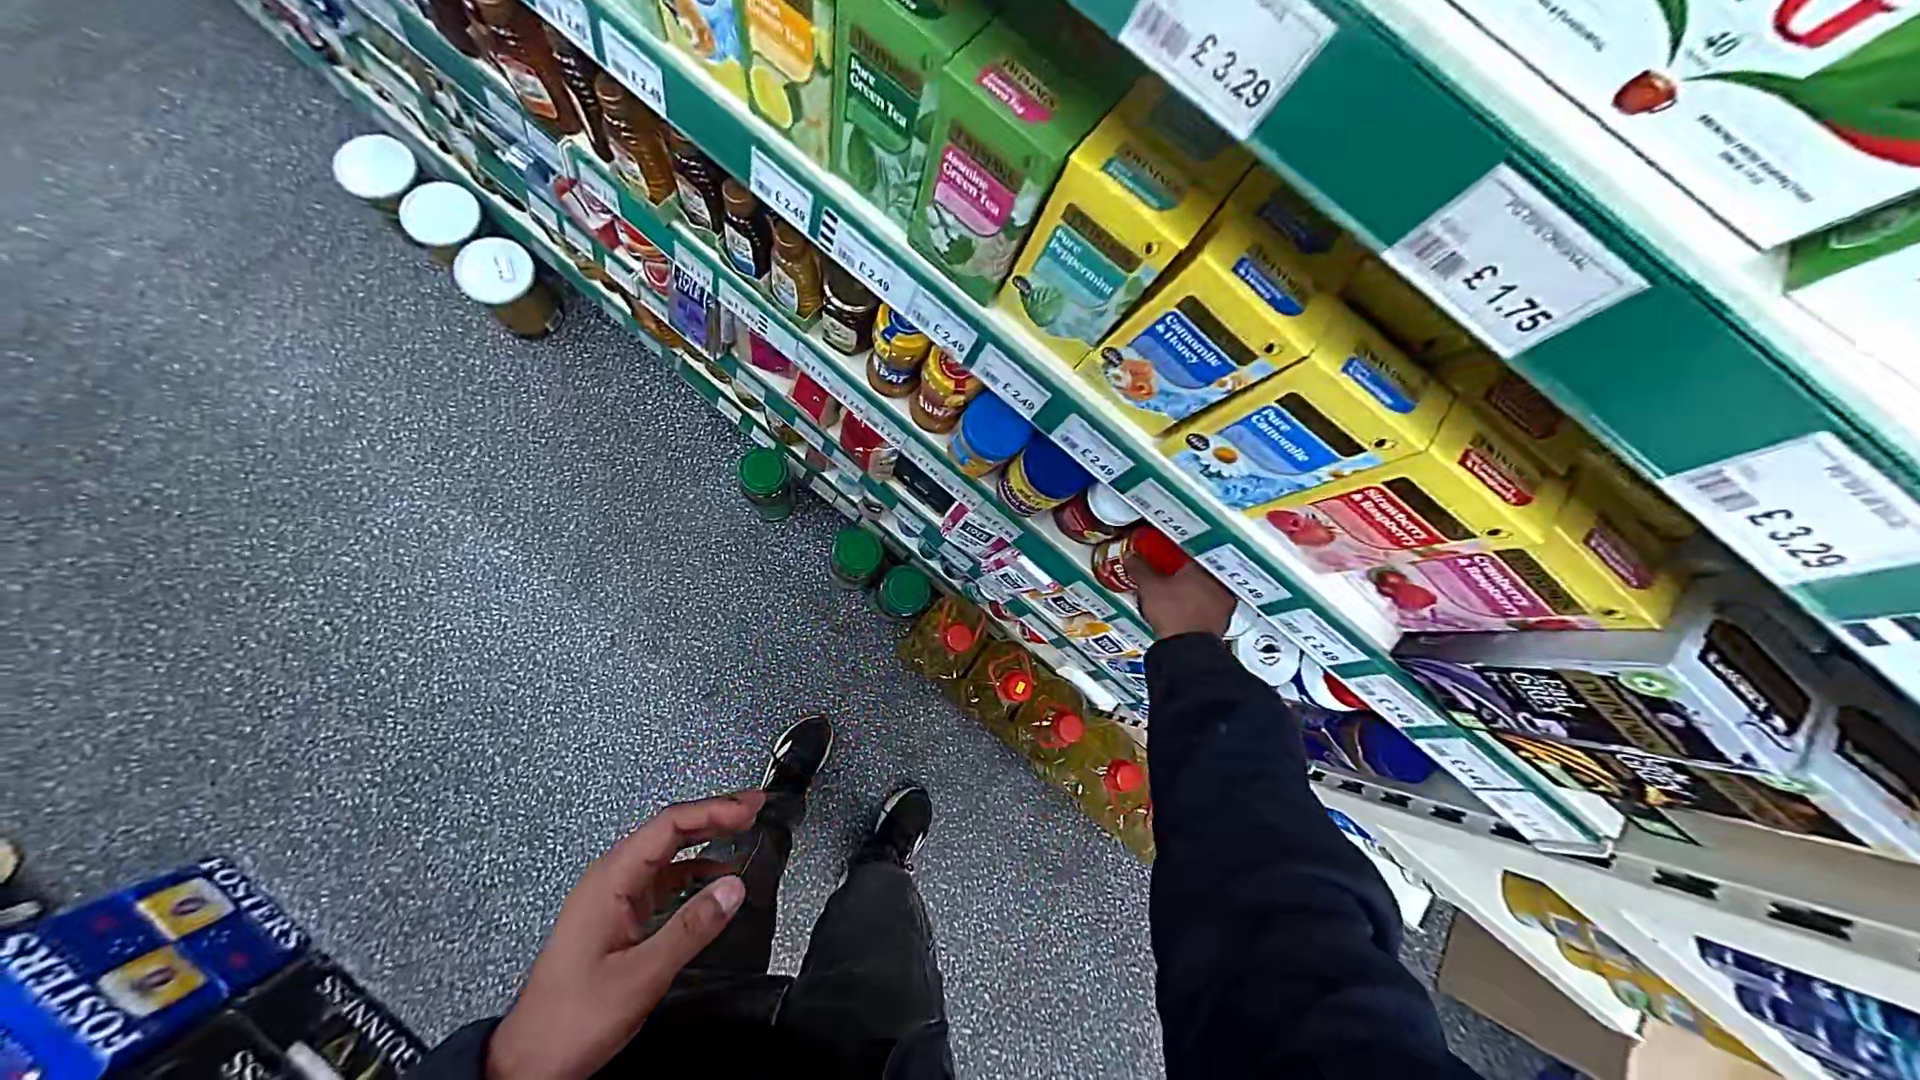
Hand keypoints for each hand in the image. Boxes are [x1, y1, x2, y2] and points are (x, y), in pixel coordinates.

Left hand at [487, 790, 765, 1079]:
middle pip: (669, 828)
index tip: (748, 809)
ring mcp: (614, 895)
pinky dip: (695, 867)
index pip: (670, 824)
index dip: (714, 810)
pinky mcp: (619, 913)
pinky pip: (664, 875)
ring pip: (667, 849)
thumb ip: (691, 928)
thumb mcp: (640, 976)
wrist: (527, 1065)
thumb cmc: (568, 1022)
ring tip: (741, 829)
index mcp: (610, 879)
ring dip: (706, 836)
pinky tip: (715, 876)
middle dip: (715, 813)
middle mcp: (610, 878)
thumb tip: (733, 888)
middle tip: (752, 807)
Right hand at [1128, 557, 1235, 639]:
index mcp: (1202, 570)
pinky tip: (1180, 613)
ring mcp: (1221, 607)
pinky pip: (1204, 611)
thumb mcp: (1149, 587)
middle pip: (1197, 575)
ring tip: (1171, 597)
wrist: (1186, 649)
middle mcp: (1217, 586)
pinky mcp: (1219, 625)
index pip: (1186, 555)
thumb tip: (1131, 557)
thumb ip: (1139, 568)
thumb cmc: (1172, 613)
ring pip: (1203, 593)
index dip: (1170, 557)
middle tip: (1165, 578)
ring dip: (1189, 594)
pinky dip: (1193, 611)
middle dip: (1181, 576)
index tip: (1161, 560)